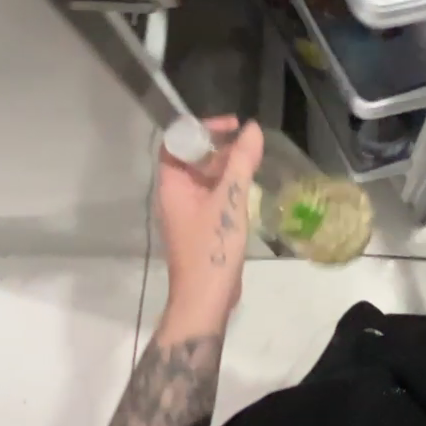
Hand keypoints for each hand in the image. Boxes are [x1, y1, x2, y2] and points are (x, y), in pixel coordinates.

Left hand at [154, 117, 263, 341]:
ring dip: (227, 165)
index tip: (229, 126)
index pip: (176, 143)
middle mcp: (176, 195)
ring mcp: (189, 212)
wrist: (206, 300)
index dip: (200, 129)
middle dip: (218, 146)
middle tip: (248, 142)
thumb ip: (241, 162)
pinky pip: (213, 195)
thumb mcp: (230, 201)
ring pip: (205, 177)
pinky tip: (250, 184)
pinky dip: (229, 185)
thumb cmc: (212, 247)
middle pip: (192, 158)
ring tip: (254, 159)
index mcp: (172, 186)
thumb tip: (252, 129)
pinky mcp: (202, 225)